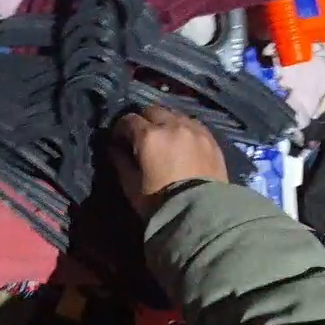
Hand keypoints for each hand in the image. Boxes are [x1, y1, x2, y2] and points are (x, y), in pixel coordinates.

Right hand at [110, 105, 227, 216]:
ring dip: (165, 122)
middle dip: (144, 120)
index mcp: (149, 136)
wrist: (201, 213)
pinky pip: (194, 124)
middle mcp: (172, 125)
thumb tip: (114, 148)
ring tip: (164, 138)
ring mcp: (194, 130)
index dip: (120, 128)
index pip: (129, 120)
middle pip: (153, 110)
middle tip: (141, 137)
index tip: (119, 139)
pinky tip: (183, 141)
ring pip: (175, 114)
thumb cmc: (160, 202)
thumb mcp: (131, 186)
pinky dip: (184, 128)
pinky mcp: (211, 138)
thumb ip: (120, 162)